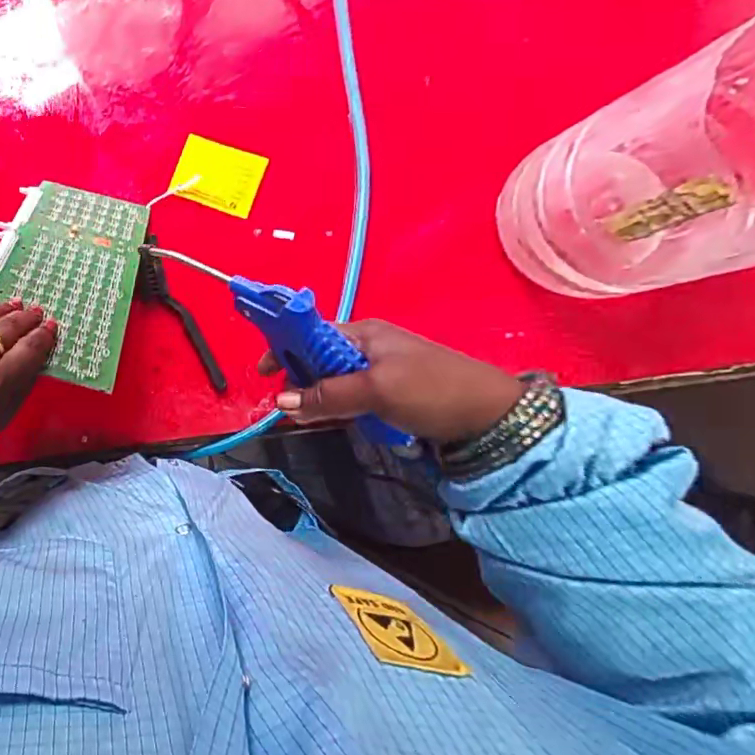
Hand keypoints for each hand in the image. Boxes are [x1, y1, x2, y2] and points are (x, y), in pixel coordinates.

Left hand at [0, 301, 59, 488]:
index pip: (26, 349)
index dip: (42, 335)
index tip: (51, 326)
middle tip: (36, 312)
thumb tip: (40, 345)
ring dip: (0, 308)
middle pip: (4, 329)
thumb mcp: (8, 410)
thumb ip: (26, 377)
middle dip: (25, 318)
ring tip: (14, 304)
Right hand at [258, 320, 525, 443]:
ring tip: (307, 418)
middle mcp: (365, 348)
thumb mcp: (376, 390)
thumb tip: (281, 403)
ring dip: (314, 399)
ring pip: (327, 382)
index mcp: (363, 334)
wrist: (489, 417)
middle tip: (288, 408)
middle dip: (296, 381)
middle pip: (314, 360)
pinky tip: (330, 421)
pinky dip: (331, 408)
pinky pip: (344, 397)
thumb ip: (327, 395)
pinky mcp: (382, 393)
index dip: (284, 349)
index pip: (309, 333)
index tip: (264, 373)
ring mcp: (374, 371)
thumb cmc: (432, 390)